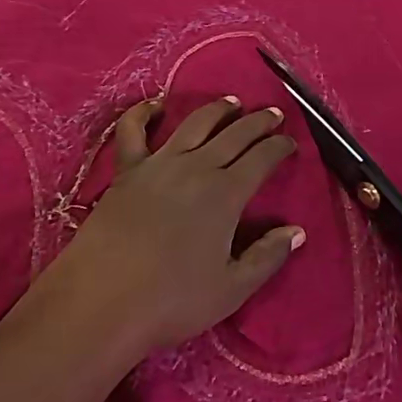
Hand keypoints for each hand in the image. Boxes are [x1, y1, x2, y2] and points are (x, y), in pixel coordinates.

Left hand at [42, 94, 304, 354]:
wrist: (105, 298)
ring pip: (194, 123)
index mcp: (225, 193)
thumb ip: (267, 256)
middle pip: (234, 134)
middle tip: (272, 114)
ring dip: (217, 109)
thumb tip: (297, 231)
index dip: (279, 147)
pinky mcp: (127, 169)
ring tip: (232, 102)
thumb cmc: (172, 299)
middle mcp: (195, 167)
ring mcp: (158, 163)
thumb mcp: (232, 288)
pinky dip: (144, 111)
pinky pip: (133, 129)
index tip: (291, 141)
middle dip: (257, 122)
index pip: (261, 159)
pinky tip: (155, 104)